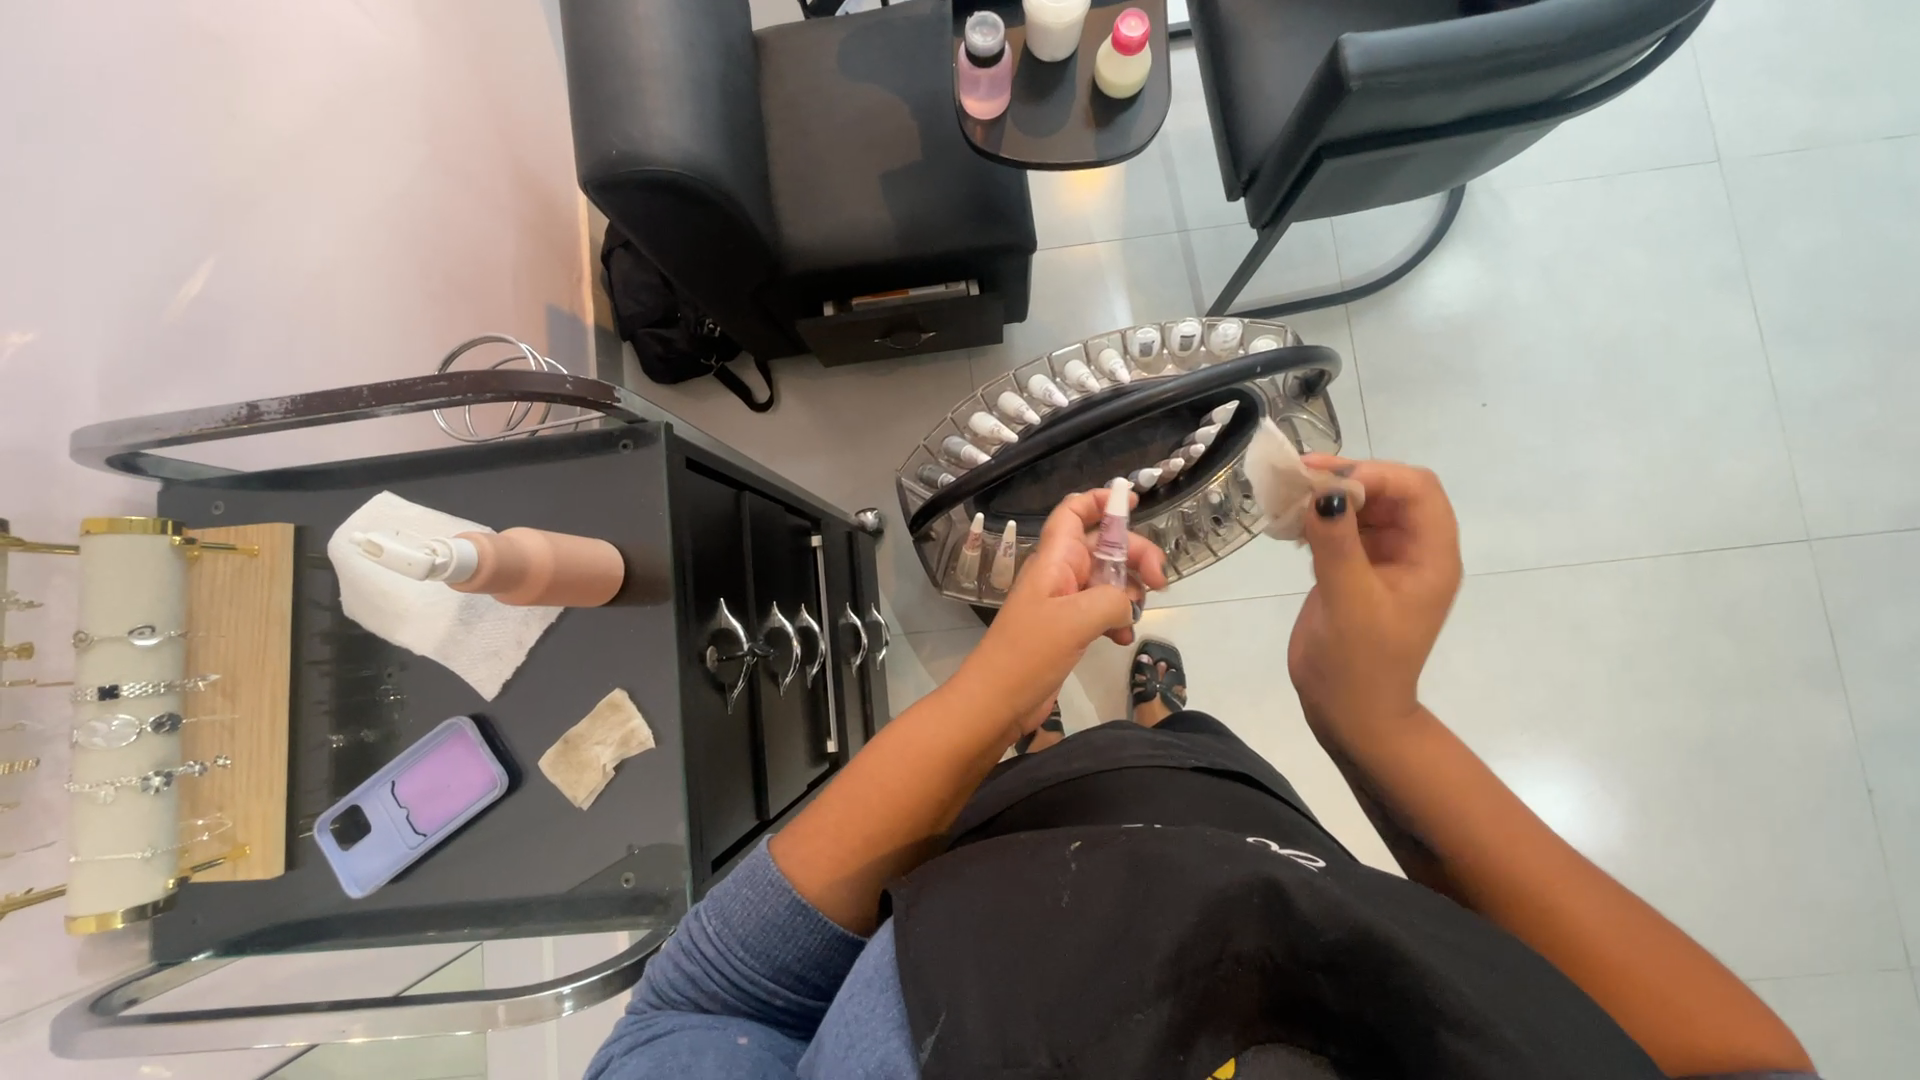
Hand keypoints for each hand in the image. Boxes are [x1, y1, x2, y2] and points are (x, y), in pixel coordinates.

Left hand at [952, 490, 1167, 743]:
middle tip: (1161, 581)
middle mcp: (1059, 574)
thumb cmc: (1028, 654)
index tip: (1136, 502)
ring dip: (1130, 591)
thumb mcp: (1076, 620)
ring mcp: (1063, 603)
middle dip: (1136, 555)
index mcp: (1054, 559)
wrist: (997, 702)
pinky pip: (1102, 612)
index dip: (1102, 499)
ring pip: (1107, 580)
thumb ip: (1113, 599)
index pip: (1074, 511)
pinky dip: (1117, 620)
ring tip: (1140, 612)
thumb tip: (1129, 602)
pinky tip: (1122, 638)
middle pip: (1104, 546)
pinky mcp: (1068, 631)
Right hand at [1288, 457, 1461, 741]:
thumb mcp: (1349, 602)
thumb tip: (1324, 493)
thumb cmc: (1358, 663)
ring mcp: (1382, 560)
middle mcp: (1412, 550)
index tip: (1322, 479)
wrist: (1347, 712)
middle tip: (1296, 477)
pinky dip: (1315, 519)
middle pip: (1389, 491)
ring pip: (1361, 506)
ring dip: (1326, 496)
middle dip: (1346, 478)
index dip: (1374, 473)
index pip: (1416, 490)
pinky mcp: (1353, 570)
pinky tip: (1287, 525)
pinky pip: (1340, 529)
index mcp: (1430, 556)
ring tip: (1285, 496)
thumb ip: (1337, 545)